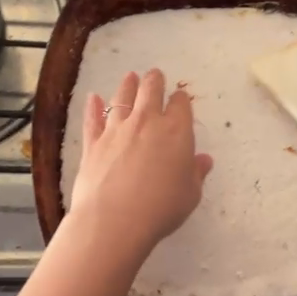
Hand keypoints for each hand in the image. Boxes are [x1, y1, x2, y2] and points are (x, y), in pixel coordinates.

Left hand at [68, 68, 212, 253]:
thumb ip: (196, 173)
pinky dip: (94, 107)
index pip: (181, 104)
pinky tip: (93, 98)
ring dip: (127, 85)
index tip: (180, 98)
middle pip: (151, 90)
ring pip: (122, 98)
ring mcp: (116, 130)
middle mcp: (146, 122)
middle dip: (154, 80)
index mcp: (176, 131)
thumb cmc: (161, 208)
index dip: (181, 100)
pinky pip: (93, 119)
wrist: (114, 220)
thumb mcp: (190, 194)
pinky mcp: (93, 143)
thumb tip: (204, 160)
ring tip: (130, 77)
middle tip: (155, 75)